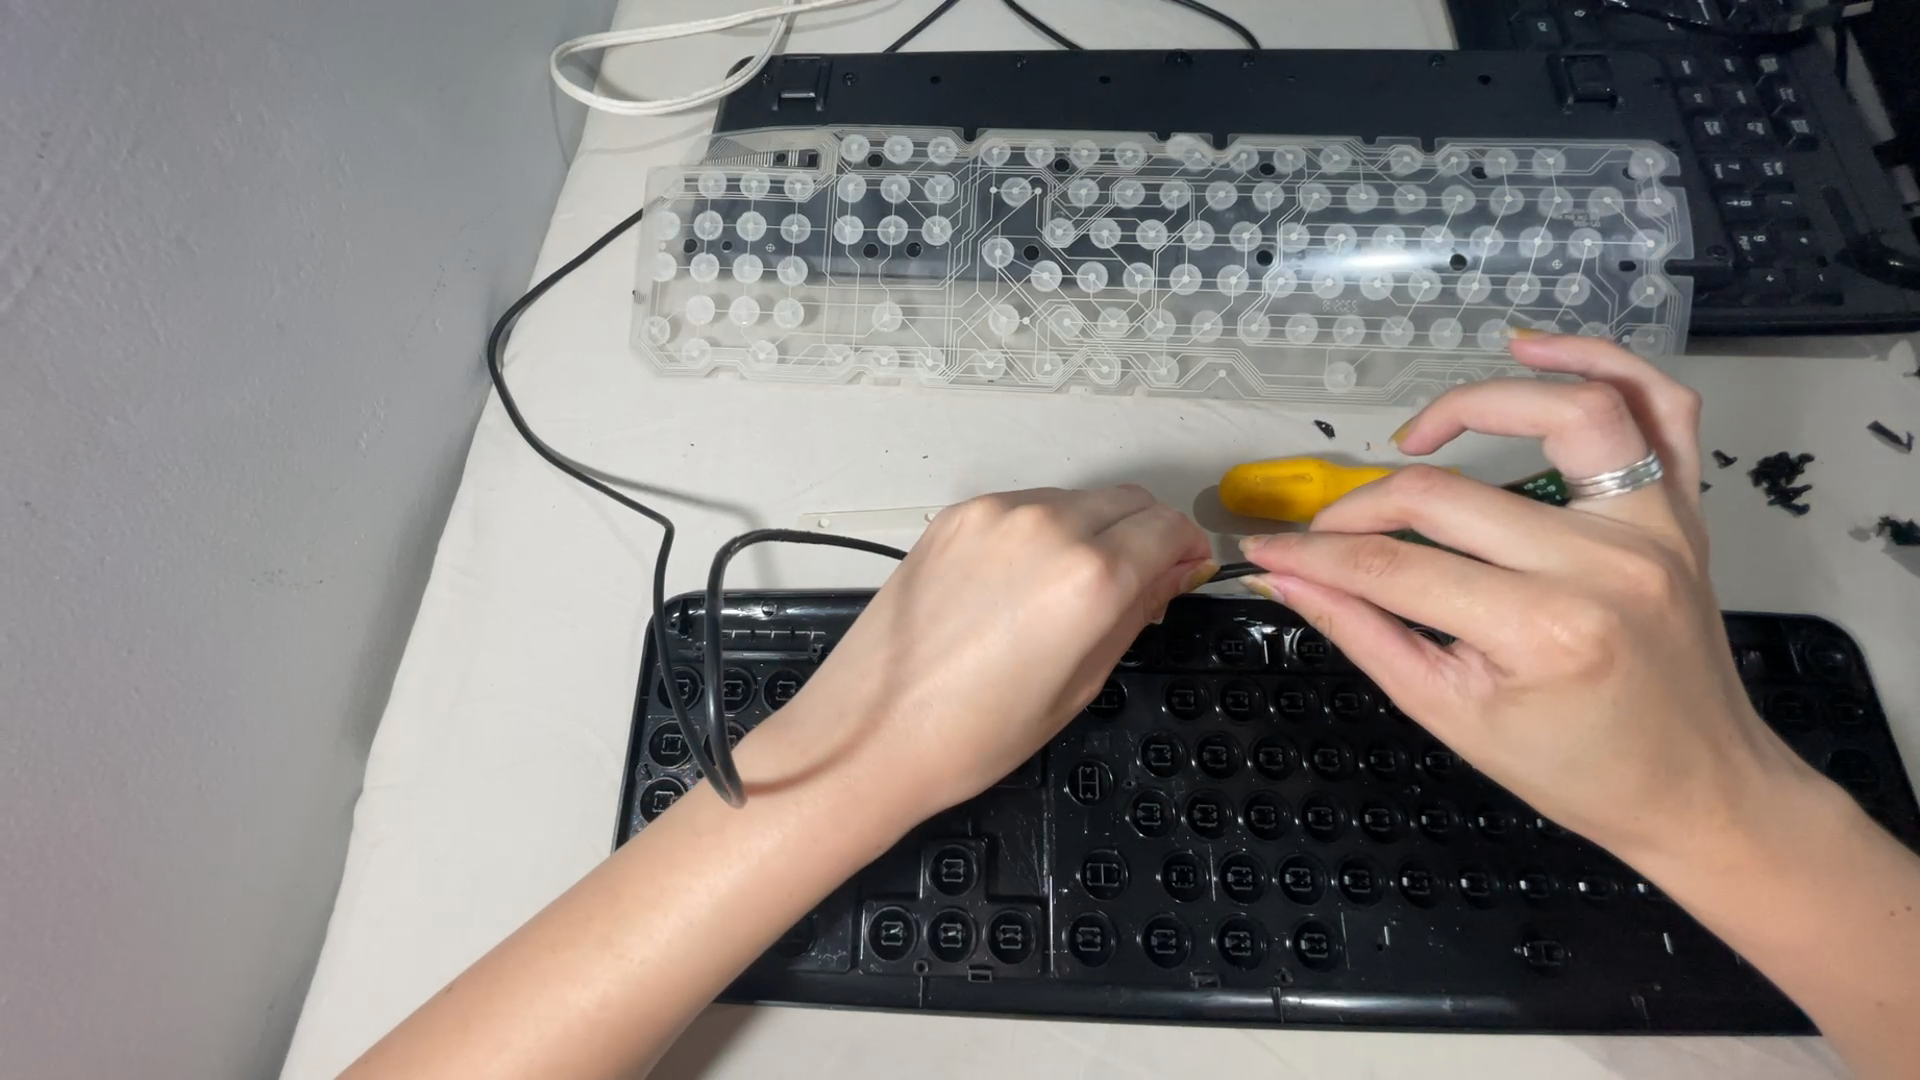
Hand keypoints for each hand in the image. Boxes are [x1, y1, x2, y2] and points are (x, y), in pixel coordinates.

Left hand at [781, 486, 1213, 818]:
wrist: (871, 731)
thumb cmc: (979, 734)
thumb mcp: (1080, 686)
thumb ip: (1135, 613)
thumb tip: (1171, 573)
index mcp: (1089, 575)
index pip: (1168, 527)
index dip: (1187, 550)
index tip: (1184, 574)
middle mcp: (1045, 524)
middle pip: (1128, 500)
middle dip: (1148, 534)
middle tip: (1138, 584)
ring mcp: (993, 513)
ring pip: (1076, 499)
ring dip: (1096, 529)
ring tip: (1073, 586)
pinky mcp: (953, 515)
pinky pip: (1025, 507)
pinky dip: (1044, 529)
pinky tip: (1023, 578)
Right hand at [1237, 334, 1816, 859]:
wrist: (1697, 789)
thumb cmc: (1564, 766)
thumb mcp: (1440, 711)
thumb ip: (1356, 631)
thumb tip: (1283, 579)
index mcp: (1540, 629)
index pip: (1388, 567)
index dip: (1309, 557)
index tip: (1263, 552)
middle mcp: (1602, 562)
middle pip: (1441, 497)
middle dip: (1353, 512)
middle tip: (1317, 537)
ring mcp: (1653, 527)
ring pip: (1565, 414)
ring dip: (1474, 404)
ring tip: (1415, 433)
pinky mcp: (1680, 513)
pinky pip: (1658, 409)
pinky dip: (1598, 365)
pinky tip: (1532, 351)